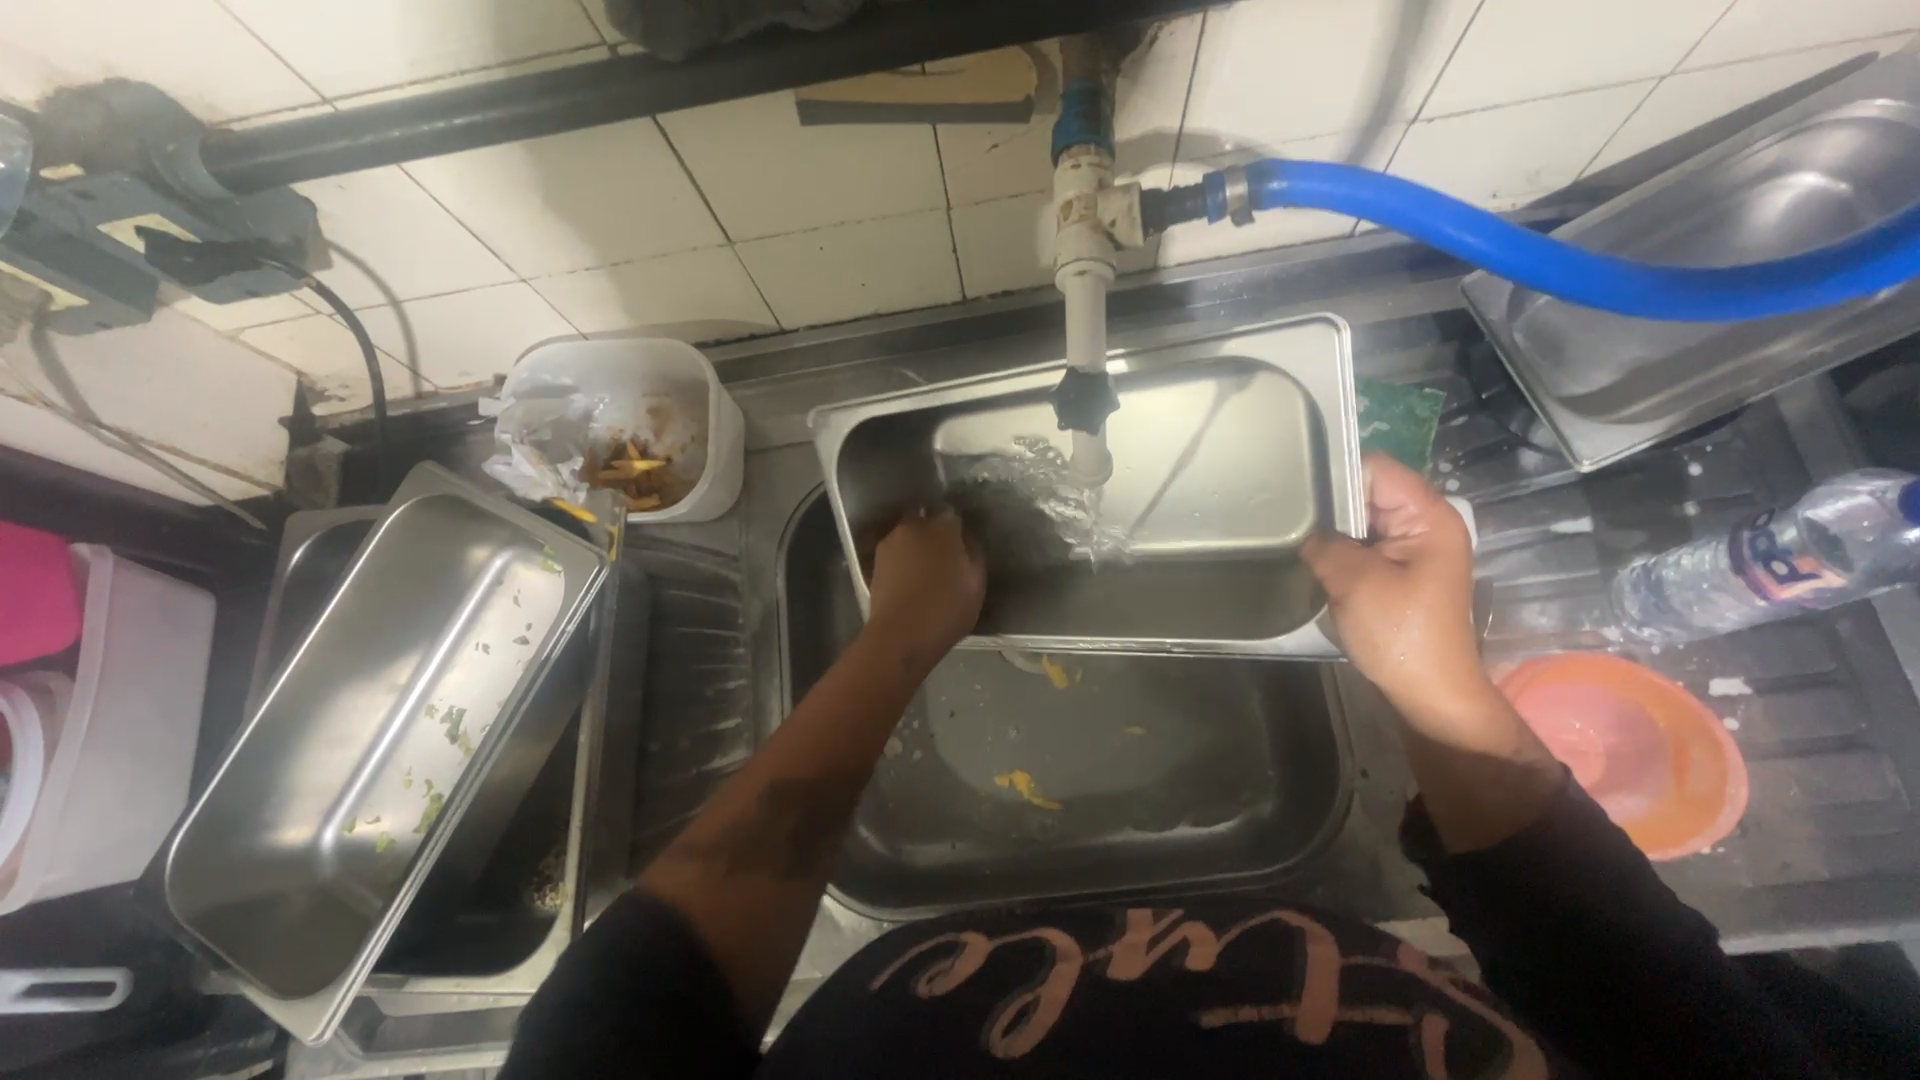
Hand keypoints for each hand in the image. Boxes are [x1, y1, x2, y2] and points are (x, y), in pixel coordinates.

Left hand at [865, 506, 985, 669]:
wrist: (900, 636)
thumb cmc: (945, 610)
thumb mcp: (976, 584)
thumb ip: (973, 554)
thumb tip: (966, 540)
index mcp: (942, 528)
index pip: (952, 516)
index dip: (958, 530)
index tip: (962, 546)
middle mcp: (913, 527)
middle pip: (925, 519)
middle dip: (934, 531)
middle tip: (944, 555)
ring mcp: (890, 543)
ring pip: (907, 535)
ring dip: (916, 545)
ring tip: (925, 569)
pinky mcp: (876, 562)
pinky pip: (896, 553)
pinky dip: (903, 560)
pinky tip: (909, 578)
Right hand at [1303, 454, 1495, 720]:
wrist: (1428, 692)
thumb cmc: (1400, 632)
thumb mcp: (1354, 581)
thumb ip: (1323, 542)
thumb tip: (1297, 527)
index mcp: (1429, 516)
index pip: (1375, 468)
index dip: (1335, 474)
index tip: (1294, 490)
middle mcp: (1425, 523)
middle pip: (1367, 491)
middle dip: (1328, 503)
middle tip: (1283, 514)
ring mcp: (1412, 548)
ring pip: (1361, 519)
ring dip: (1330, 528)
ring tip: (1291, 535)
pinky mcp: (1398, 571)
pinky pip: (1362, 544)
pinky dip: (1338, 549)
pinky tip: (1311, 558)